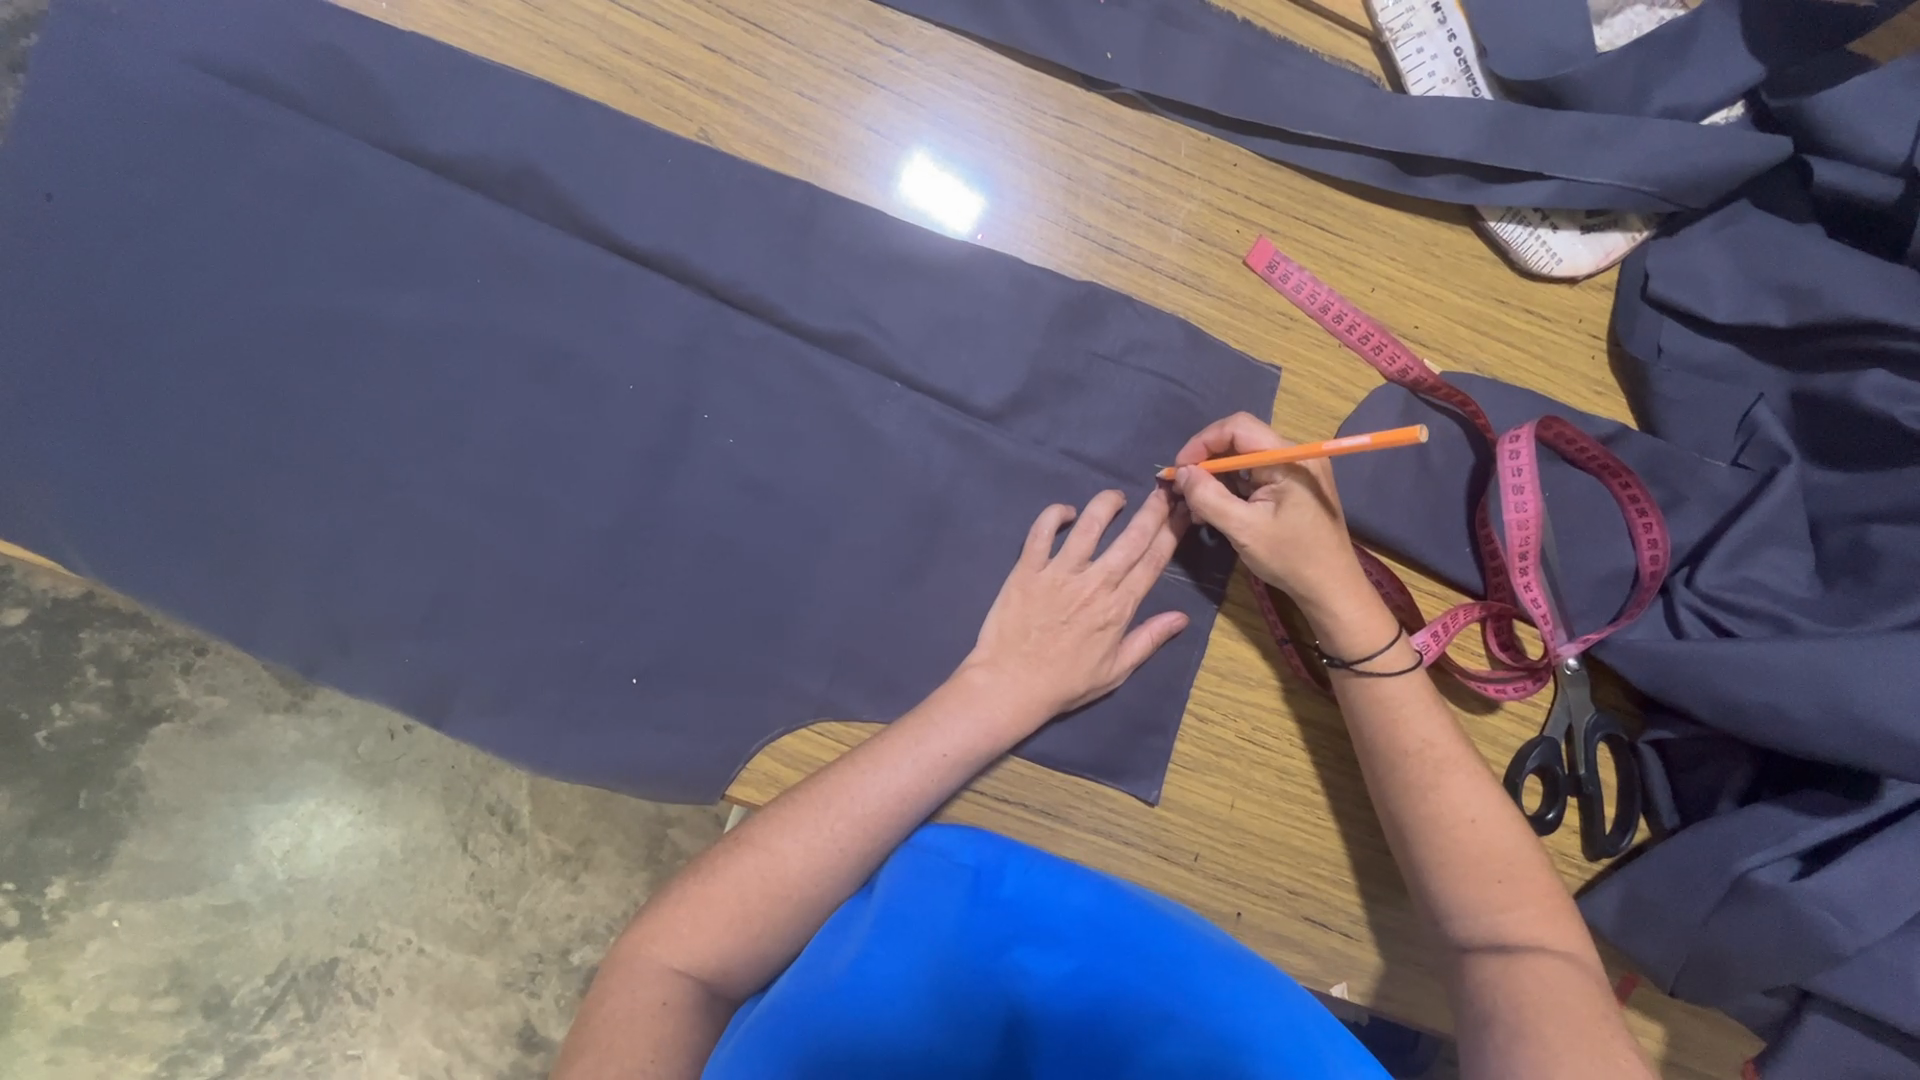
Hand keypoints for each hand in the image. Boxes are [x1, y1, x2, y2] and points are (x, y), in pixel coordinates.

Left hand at [959, 488, 1191, 724]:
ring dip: (1106, 504)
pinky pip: (1042, 531)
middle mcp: (1094, 583)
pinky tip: (1066, 512)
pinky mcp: (1027, 569)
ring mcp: (1059, 573)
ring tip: (1116, 497)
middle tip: (1163, 492)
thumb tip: (1182, 617)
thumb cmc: (1065, 684)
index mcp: (1119, 608)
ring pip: (1090, 525)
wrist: (1010, 685)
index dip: (1172, 532)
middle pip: (1131, 537)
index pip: (1154, 560)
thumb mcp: (1116, 671)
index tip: (1184, 512)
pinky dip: (1055, 514)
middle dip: (1152, 510)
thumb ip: (1149, 639)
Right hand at [1170, 413, 1367, 618]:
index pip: (1237, 428)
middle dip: (1206, 463)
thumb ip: (1208, 497)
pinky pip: (1253, 476)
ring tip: (1196, 506)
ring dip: (1215, 479)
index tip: (1179, 470)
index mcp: (1289, 459)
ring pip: (1243, 460)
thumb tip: (1180, 474)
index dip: (1202, 443)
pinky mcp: (1291, 486)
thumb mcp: (1243, 528)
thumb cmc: (1291, 558)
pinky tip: (1214, 510)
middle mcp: (1295, 455)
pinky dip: (1230, 489)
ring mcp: (1295, 470)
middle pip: (1239, 441)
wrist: (1330, 588)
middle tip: (1182, 489)